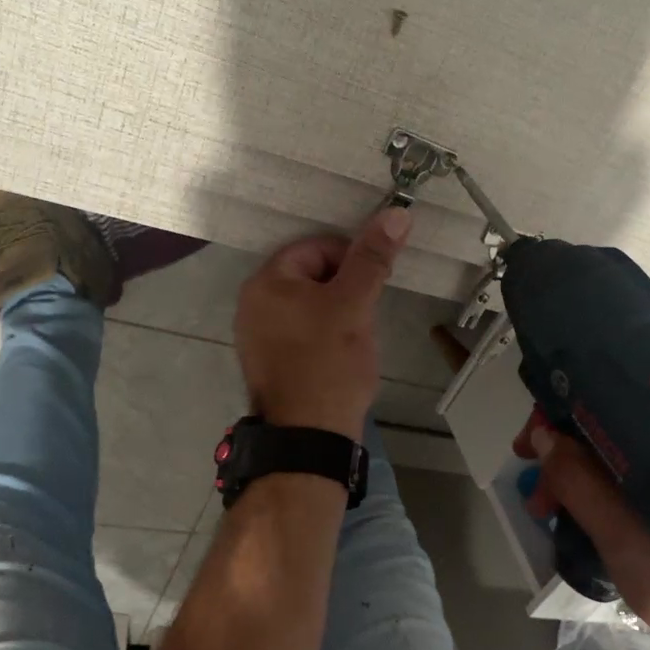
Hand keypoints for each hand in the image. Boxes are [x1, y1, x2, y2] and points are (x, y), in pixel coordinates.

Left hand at [233, 206, 411, 439]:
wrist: (310, 437)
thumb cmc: (329, 364)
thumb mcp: (354, 306)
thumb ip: (372, 259)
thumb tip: (396, 213)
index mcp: (265, 283)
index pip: (316, 248)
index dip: (351, 260)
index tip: (373, 286)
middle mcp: (252, 305)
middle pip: (311, 276)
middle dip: (345, 291)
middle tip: (365, 317)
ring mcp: (258, 338)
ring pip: (310, 307)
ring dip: (338, 315)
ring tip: (355, 340)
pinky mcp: (270, 364)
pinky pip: (301, 335)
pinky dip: (324, 338)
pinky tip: (340, 359)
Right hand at [514, 410, 649, 649]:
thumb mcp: (620, 537)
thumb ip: (580, 483)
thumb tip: (546, 436)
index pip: (621, 402)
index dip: (568, 412)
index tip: (531, 439)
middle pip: (620, 429)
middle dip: (566, 451)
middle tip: (534, 483)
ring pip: (628, 456)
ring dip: (581, 474)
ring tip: (550, 509)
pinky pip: (643, 479)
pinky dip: (607, 487)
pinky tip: (584, 511)